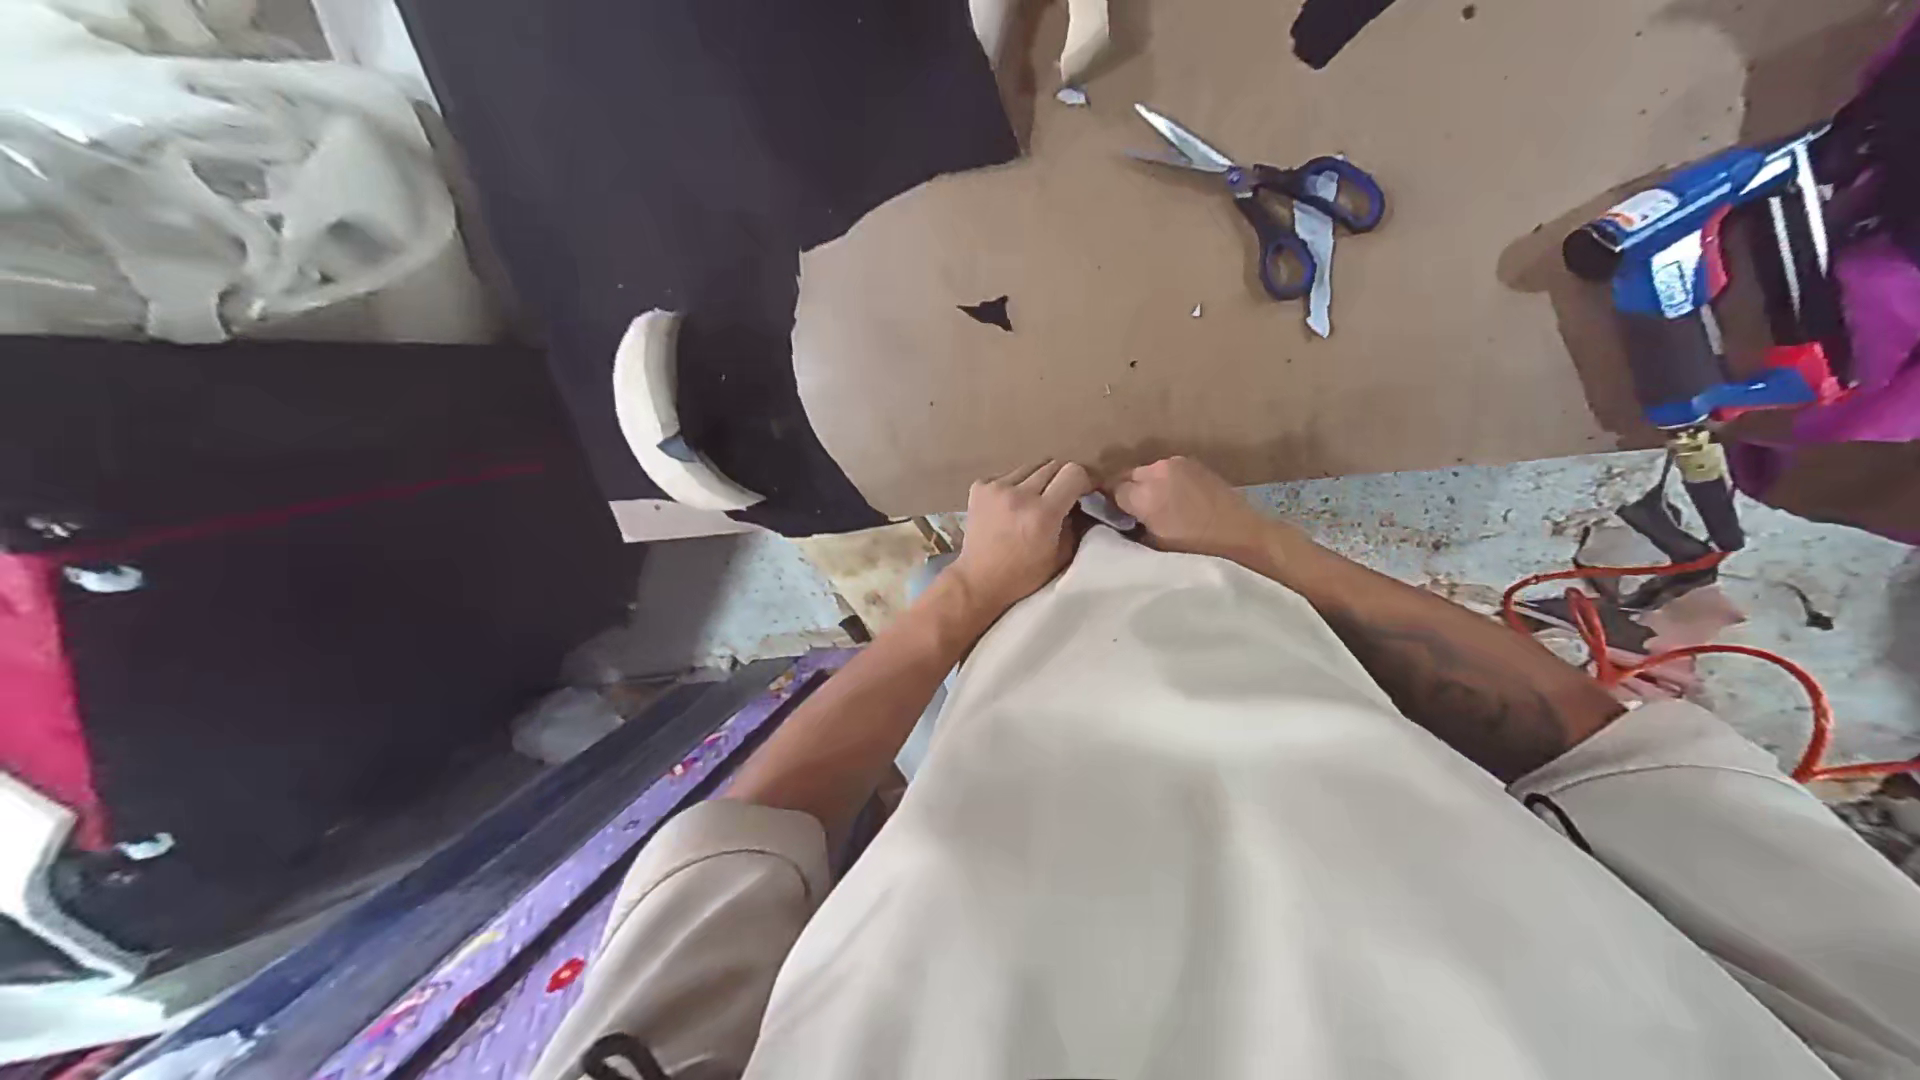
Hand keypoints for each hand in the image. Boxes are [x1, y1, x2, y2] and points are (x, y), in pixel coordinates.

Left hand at [950, 459, 1094, 614]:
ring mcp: (996, 488)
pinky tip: (1011, 505)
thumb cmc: (1025, 575)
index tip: (1085, 491)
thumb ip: (1076, 524)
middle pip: (1053, 465)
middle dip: (1063, 479)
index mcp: (1043, 513)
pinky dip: (1015, 485)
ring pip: (1030, 467)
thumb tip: (1080, 501)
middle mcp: (1019, 494)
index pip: (1074, 473)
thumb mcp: (1062, 555)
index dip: (1085, 479)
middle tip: (1063, 496)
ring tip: (1036, 500)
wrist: (979, 580)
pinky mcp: (979, 487)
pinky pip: (1007, 474)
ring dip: (1038, 480)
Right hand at [1110, 456, 1304, 573]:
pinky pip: (1167, 471)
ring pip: (1147, 472)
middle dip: (1125, 493)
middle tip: (1130, 517)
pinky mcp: (1196, 464)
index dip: (1107, 505)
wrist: (1246, 541)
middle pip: (1125, 476)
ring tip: (1154, 509)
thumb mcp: (1151, 546)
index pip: (1109, 490)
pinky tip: (1173, 502)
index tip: (1110, 519)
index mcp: (1144, 494)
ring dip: (1145, 487)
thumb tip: (1115, 522)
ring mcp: (1179, 463)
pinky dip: (1163, 483)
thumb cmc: (1196, 552)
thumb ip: (1127, 529)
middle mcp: (1158, 471)